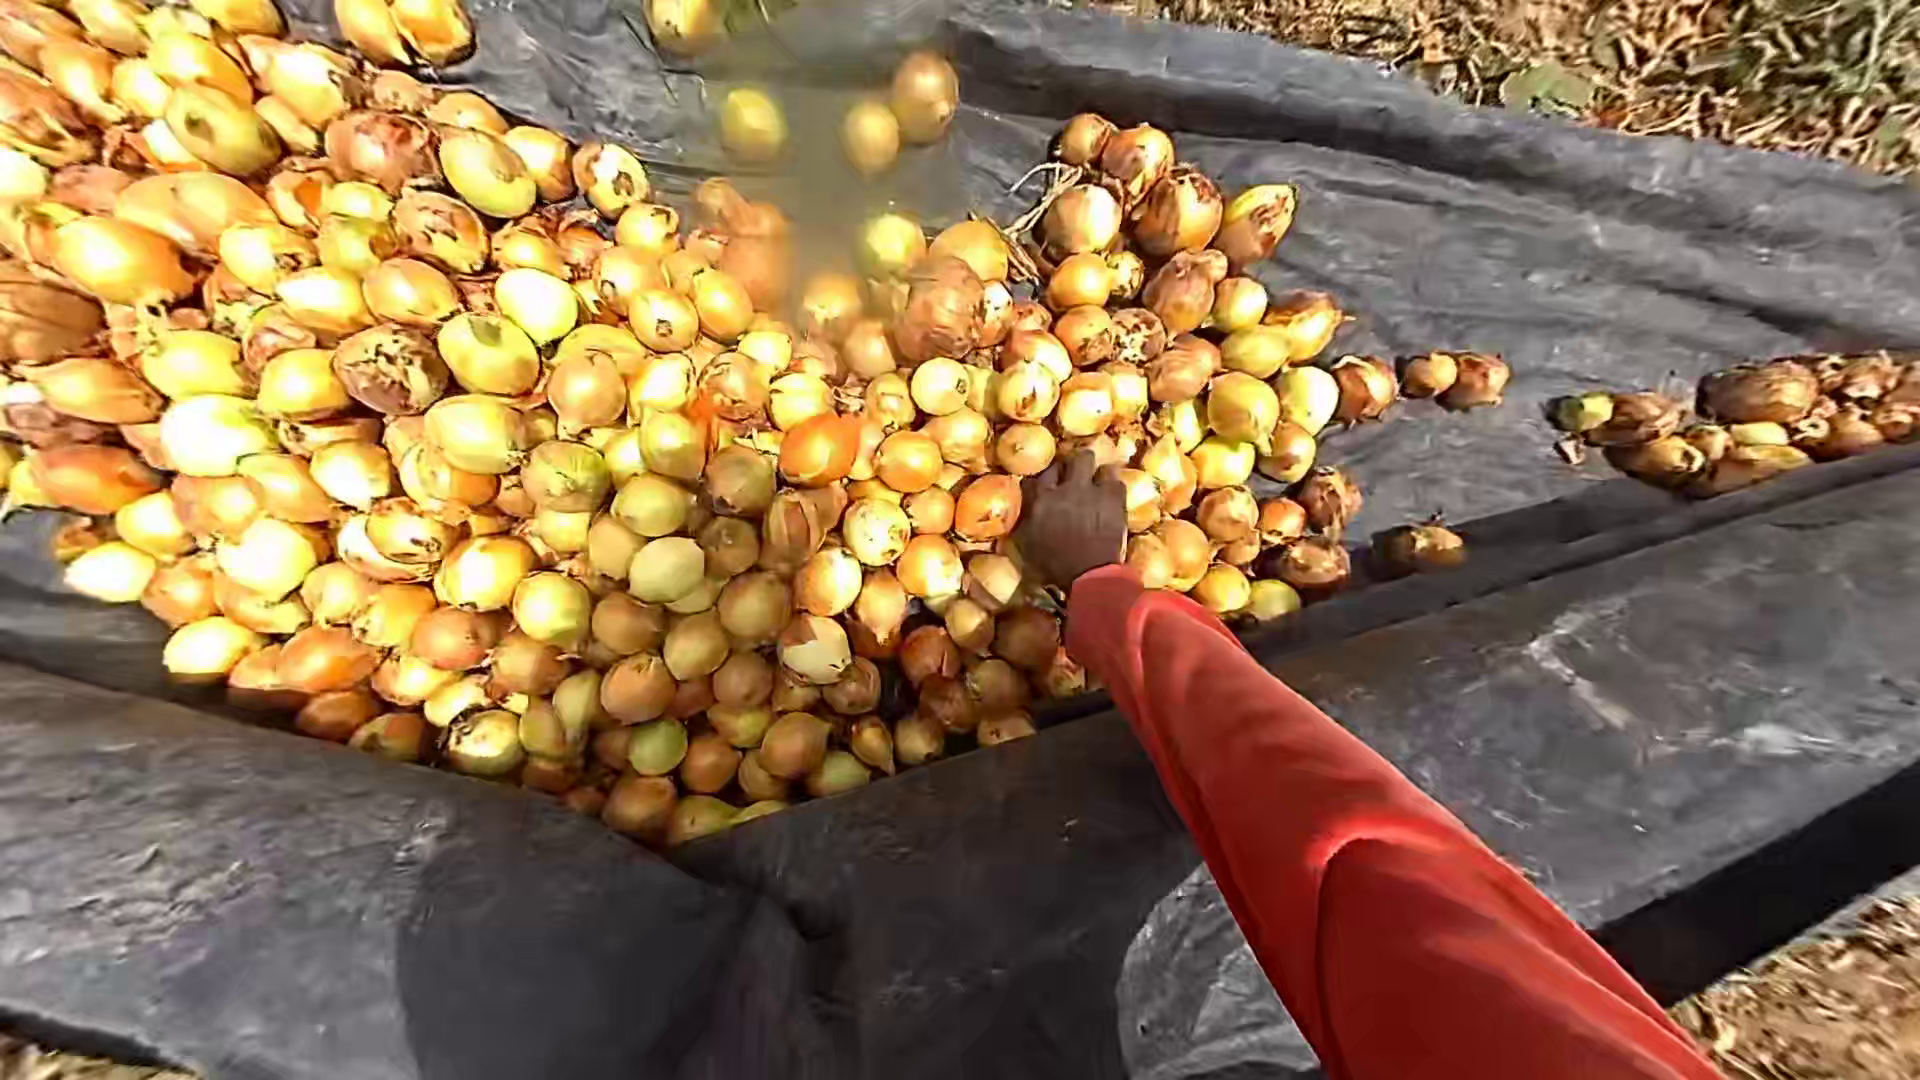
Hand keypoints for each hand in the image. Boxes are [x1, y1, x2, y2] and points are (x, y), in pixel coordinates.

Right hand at [1015, 449, 1126, 588]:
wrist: (1088, 573)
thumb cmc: (1054, 563)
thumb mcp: (1029, 542)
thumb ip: (1028, 519)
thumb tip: (1029, 508)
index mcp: (1043, 498)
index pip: (1043, 472)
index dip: (1050, 473)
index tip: (1053, 479)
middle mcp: (1067, 487)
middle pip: (1074, 459)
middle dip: (1076, 463)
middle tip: (1077, 474)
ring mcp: (1092, 490)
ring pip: (1098, 464)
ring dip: (1098, 473)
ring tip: (1099, 483)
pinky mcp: (1114, 498)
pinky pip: (1117, 482)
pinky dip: (1113, 488)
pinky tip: (1112, 497)